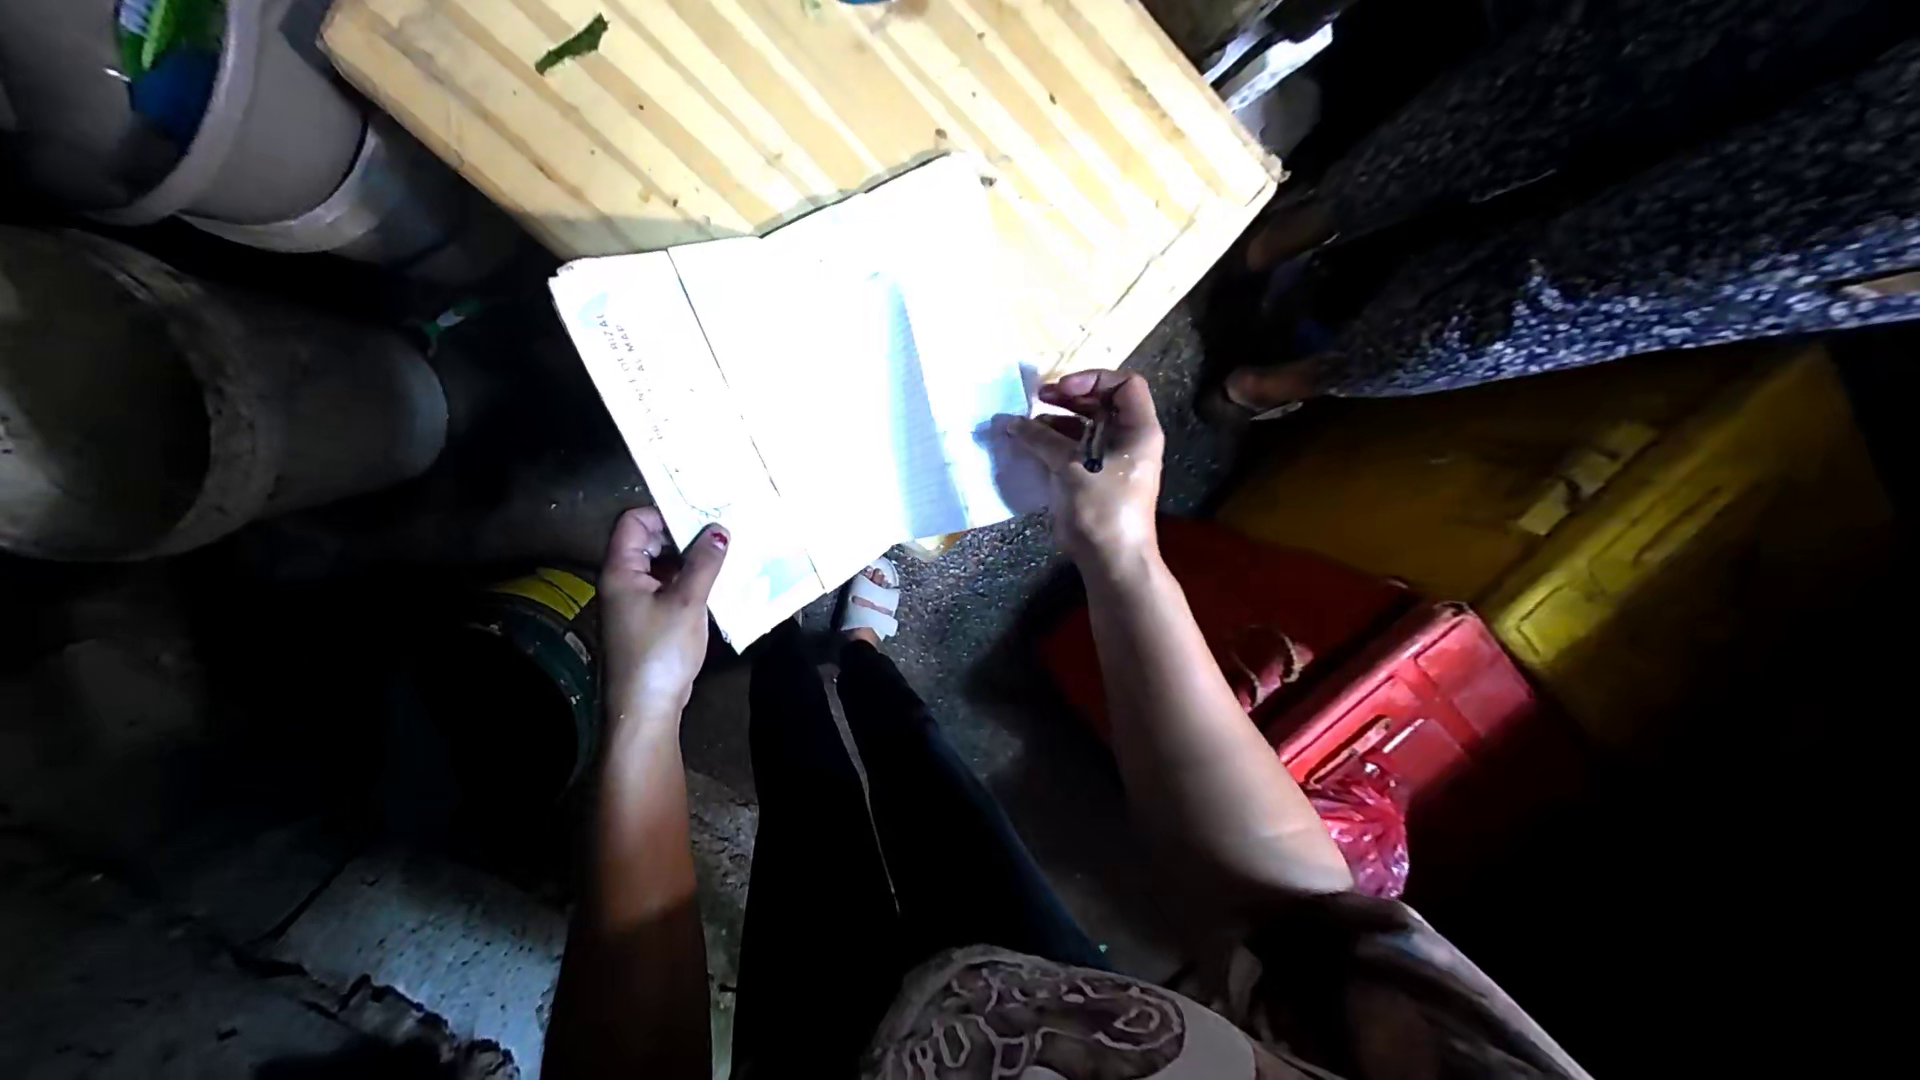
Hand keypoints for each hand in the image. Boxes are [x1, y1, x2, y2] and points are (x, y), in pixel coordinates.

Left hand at [598, 507, 728, 732]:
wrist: (646, 706)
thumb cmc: (661, 650)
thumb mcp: (687, 601)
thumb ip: (704, 562)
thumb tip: (719, 529)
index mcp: (621, 570)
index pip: (634, 521)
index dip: (665, 514)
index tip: (701, 516)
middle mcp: (624, 580)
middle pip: (649, 540)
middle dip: (684, 534)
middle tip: (721, 532)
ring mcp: (637, 600)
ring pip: (663, 564)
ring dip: (691, 558)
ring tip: (725, 554)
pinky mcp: (650, 618)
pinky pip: (670, 585)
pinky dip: (690, 579)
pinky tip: (717, 582)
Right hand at [1004, 370, 1163, 572]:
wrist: (1110, 559)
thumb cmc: (1100, 508)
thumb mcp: (1070, 466)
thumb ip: (1041, 439)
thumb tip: (1010, 422)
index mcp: (1139, 429)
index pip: (1124, 384)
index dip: (1093, 379)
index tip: (1061, 390)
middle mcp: (1129, 439)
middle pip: (1101, 403)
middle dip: (1068, 398)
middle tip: (1038, 399)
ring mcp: (1112, 460)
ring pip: (1085, 427)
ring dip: (1056, 422)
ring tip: (1027, 424)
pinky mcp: (1095, 478)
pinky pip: (1075, 450)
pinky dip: (1054, 443)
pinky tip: (1030, 444)